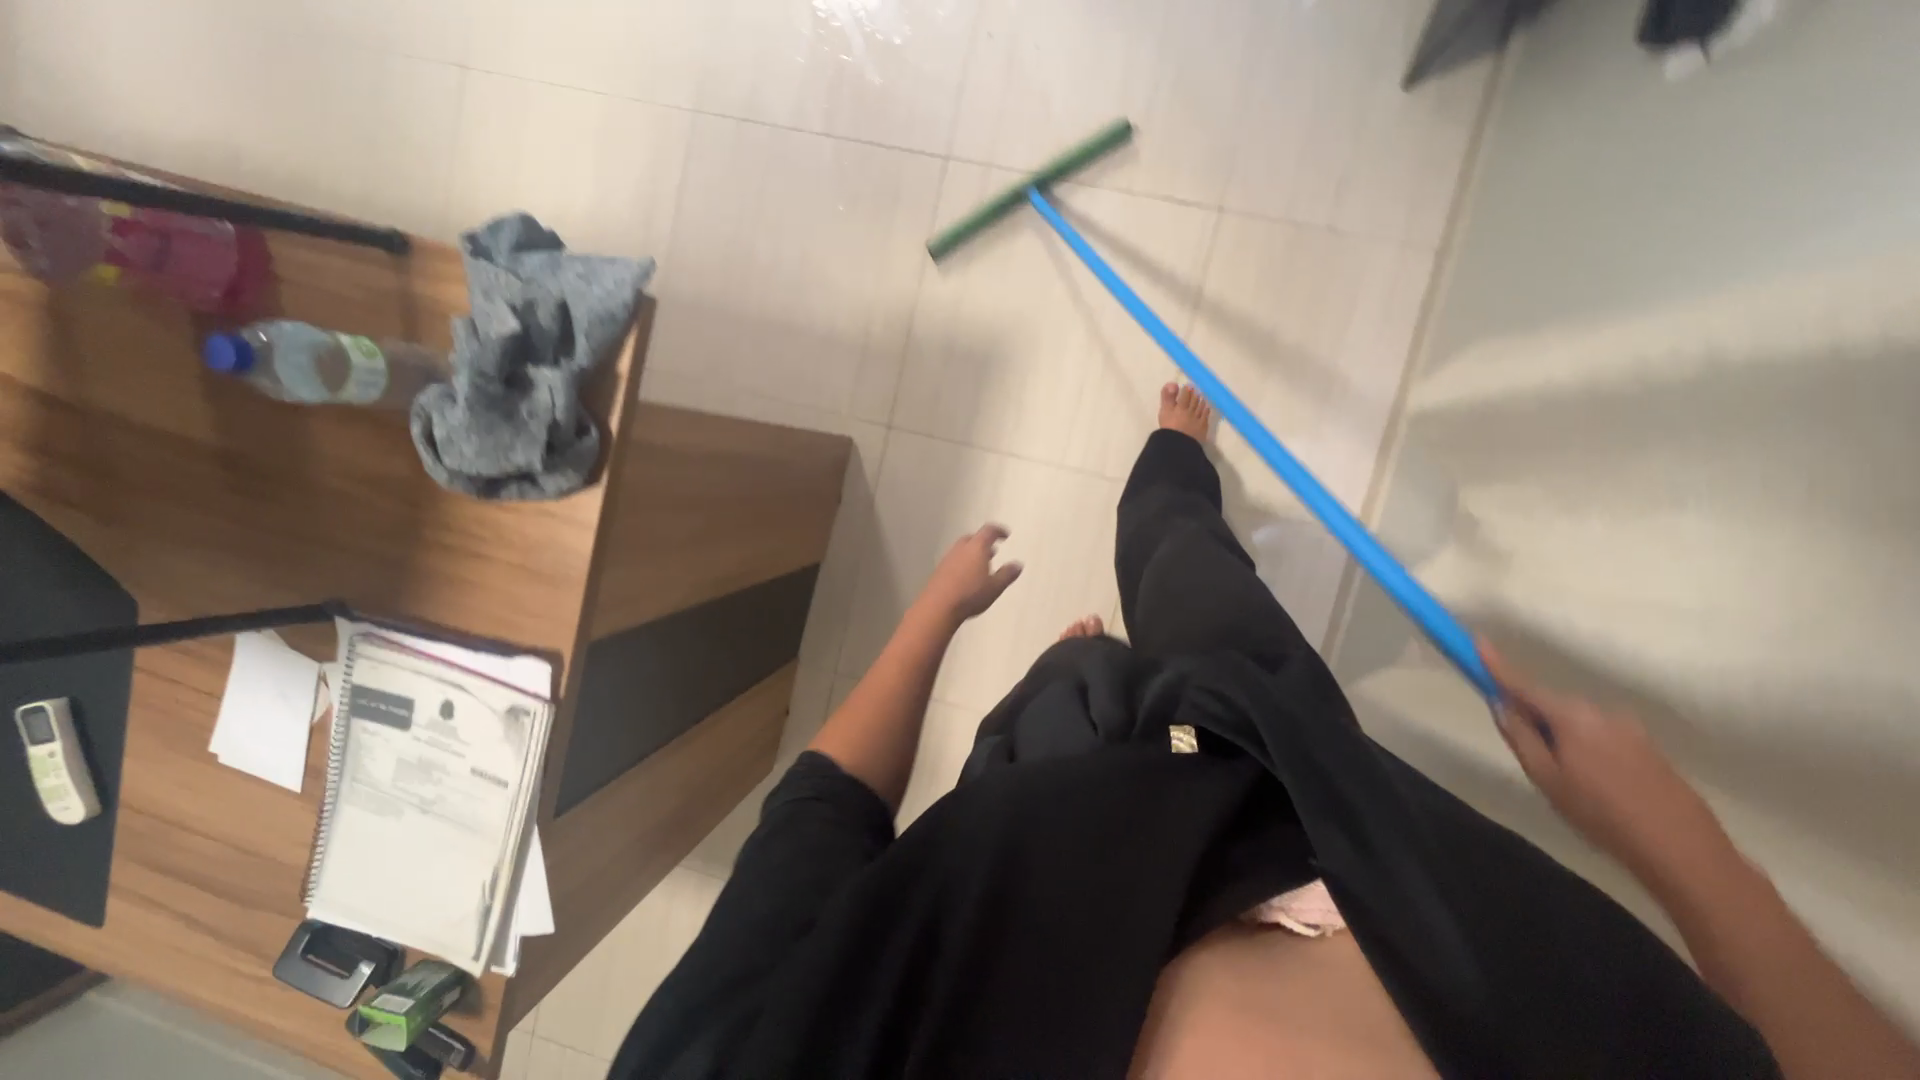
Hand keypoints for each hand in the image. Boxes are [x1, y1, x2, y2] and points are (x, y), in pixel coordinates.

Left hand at [914, 524, 1023, 626]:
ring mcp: (948, 559)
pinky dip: (963, 562)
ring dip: (973, 553)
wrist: (938, 607)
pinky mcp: (939, 570)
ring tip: (981, 565)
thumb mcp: (995, 587)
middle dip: (983, 542)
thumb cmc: (971, 594)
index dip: (999, 531)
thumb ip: (1007, 574)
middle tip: (992, 551)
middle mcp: (961, 549)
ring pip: (962, 549)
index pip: (989, 531)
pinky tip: (967, 577)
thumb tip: (1018, 564)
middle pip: (973, 538)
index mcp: (976, 548)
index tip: (1006, 535)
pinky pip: (954, 560)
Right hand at [1481, 642, 1732, 880]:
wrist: (1682, 848)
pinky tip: (1598, 789)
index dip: (1497, 665)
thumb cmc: (1601, 813)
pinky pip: (1602, 739)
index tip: (1477, 641)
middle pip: (1552, 705)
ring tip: (1570, 786)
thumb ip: (1520, 737)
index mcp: (1572, 716)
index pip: (1524, 685)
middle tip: (1530, 760)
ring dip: (1563, 741)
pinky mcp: (1648, 748)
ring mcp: (1630, 728)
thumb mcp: (1546, 778)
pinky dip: (1588, 753)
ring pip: (1578, 725)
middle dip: (1534, 720)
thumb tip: (1501, 705)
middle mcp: (1601, 712)